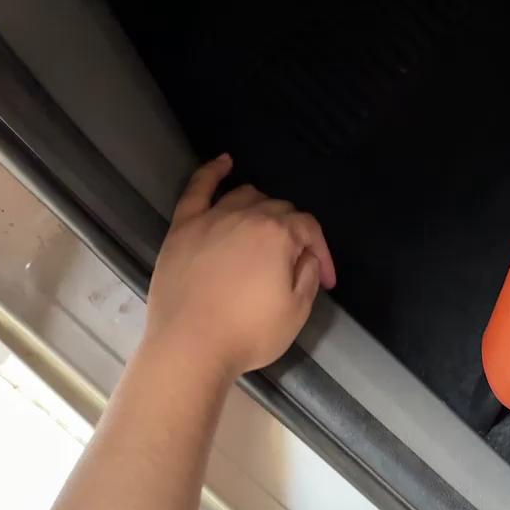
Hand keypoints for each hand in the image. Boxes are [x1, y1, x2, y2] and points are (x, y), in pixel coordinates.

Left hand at [142, 154, 335, 380]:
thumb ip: (309, 276)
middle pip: (279, 210)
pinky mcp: (183, 228)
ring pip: (245, 196)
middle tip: (295, 265)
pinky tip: (224, 163)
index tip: (326, 281)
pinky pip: (198, 188)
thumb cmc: (248, 334)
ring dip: (264, 207)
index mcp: (278, 235)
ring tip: (268, 229)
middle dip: (295, 234)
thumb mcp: (296, 311)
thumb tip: (309, 256)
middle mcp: (246, 216)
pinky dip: (213, 172)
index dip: (323, 253)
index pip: (310, 229)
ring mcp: (211, 218)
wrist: (190, 346)